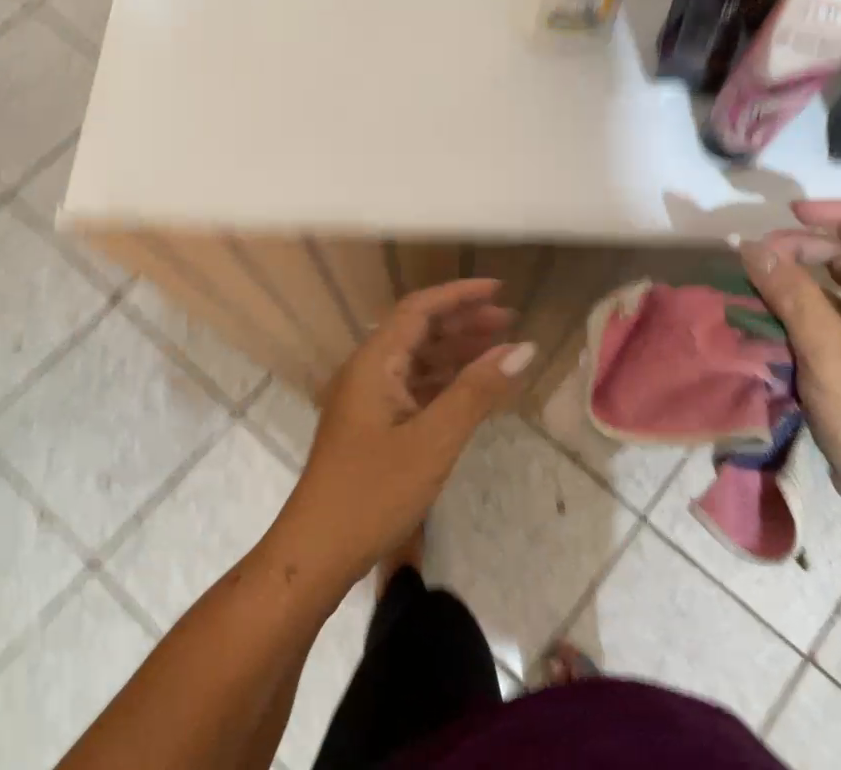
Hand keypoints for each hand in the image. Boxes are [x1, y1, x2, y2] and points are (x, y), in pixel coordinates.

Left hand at [273, 279, 533, 583]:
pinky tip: (472, 392)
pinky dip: (444, 384)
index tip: (500, 290)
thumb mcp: (434, 440)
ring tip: (499, 352)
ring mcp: (366, 402)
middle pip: (417, 331)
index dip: (460, 295)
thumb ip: (477, 391)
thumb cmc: (374, 491)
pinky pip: (413, 390)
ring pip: (416, 362)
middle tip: (510, 321)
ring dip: (455, 353)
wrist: (318, 550)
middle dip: (463, 322)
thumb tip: (523, 349)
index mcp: (374, 364)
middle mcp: (366, 373)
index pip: (419, 309)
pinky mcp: (371, 429)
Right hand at [737, 200, 840, 529]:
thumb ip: (791, 296)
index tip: (789, 215)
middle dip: (806, 249)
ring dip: (795, 282)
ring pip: (834, 292)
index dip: (838, 214)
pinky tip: (764, 324)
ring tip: (754, 286)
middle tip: (760, 258)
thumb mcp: (828, 352)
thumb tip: (753, 247)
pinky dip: (794, 315)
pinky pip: (824, 323)